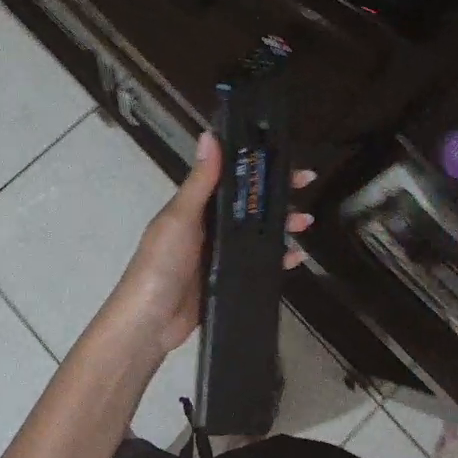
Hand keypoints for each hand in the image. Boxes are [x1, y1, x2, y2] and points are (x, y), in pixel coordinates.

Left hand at [103, 131, 315, 359]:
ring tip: (305, 222)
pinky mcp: (226, 280)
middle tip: (306, 185)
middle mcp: (207, 226)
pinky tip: (296, 258)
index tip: (285, 156)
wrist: (151, 322)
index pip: (231, 178)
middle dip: (276, 194)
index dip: (256, 166)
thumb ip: (200, 181)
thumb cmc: (161, 264)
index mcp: (194, 207)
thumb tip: (211, 135)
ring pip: (257, 232)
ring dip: (281, 224)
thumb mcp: (180, 218)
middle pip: (248, 204)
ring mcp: (218, 254)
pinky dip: (277, 259)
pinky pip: (257, 264)